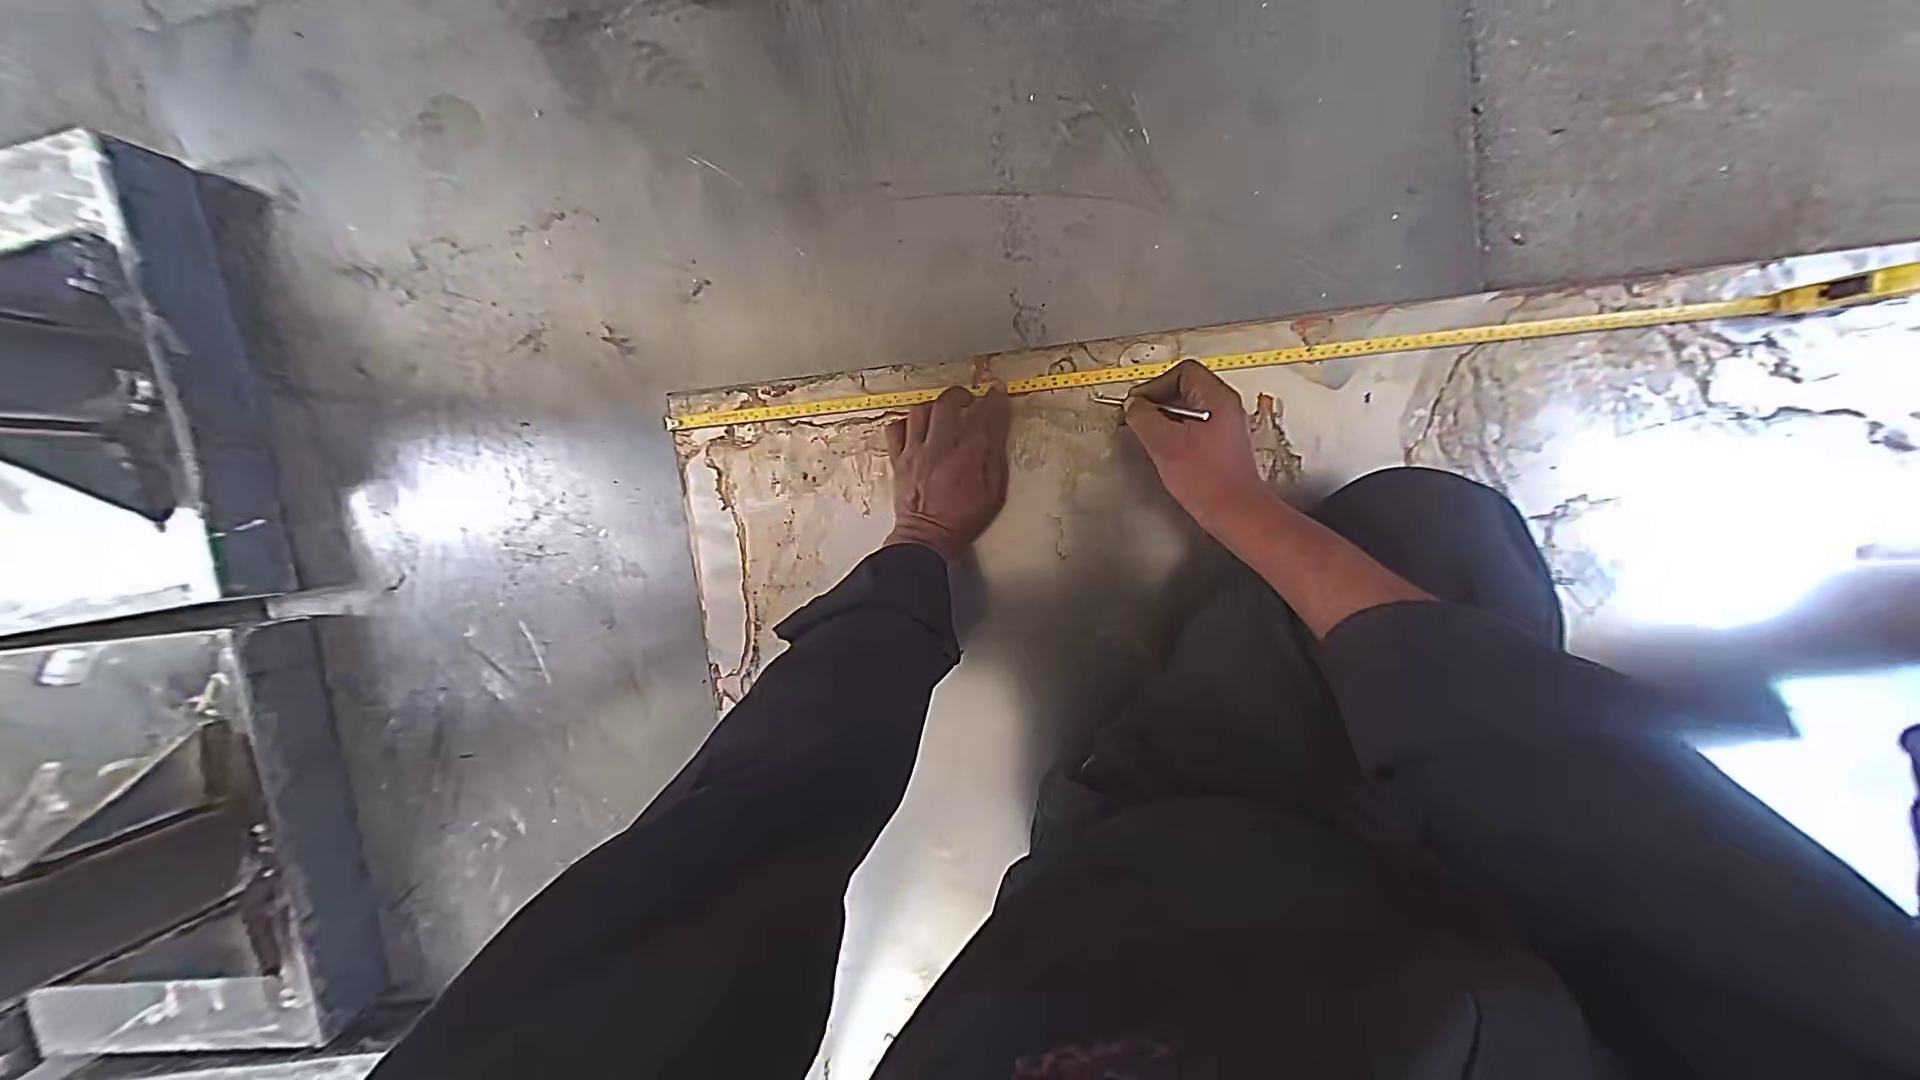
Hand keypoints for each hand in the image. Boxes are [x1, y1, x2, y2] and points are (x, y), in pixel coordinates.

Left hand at [885, 384, 1011, 559]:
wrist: (927, 538)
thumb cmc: (962, 520)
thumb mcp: (994, 493)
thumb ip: (995, 458)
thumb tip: (997, 431)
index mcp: (968, 457)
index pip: (985, 416)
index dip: (994, 399)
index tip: (996, 392)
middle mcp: (940, 449)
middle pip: (948, 403)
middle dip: (961, 395)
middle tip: (968, 399)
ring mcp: (916, 453)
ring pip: (921, 410)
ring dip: (934, 406)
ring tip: (943, 411)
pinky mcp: (899, 460)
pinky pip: (896, 429)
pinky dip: (906, 422)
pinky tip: (916, 428)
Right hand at [1124, 360, 1270, 528]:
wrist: (1235, 511)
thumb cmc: (1206, 480)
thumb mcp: (1164, 444)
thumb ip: (1144, 418)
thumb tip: (1132, 405)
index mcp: (1216, 398)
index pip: (1182, 372)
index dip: (1154, 385)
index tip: (1136, 404)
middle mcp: (1225, 407)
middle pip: (1185, 388)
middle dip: (1157, 402)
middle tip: (1137, 419)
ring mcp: (1226, 426)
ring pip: (1188, 410)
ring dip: (1164, 418)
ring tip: (1148, 436)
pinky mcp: (1222, 445)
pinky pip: (1194, 428)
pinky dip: (1175, 433)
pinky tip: (1165, 451)